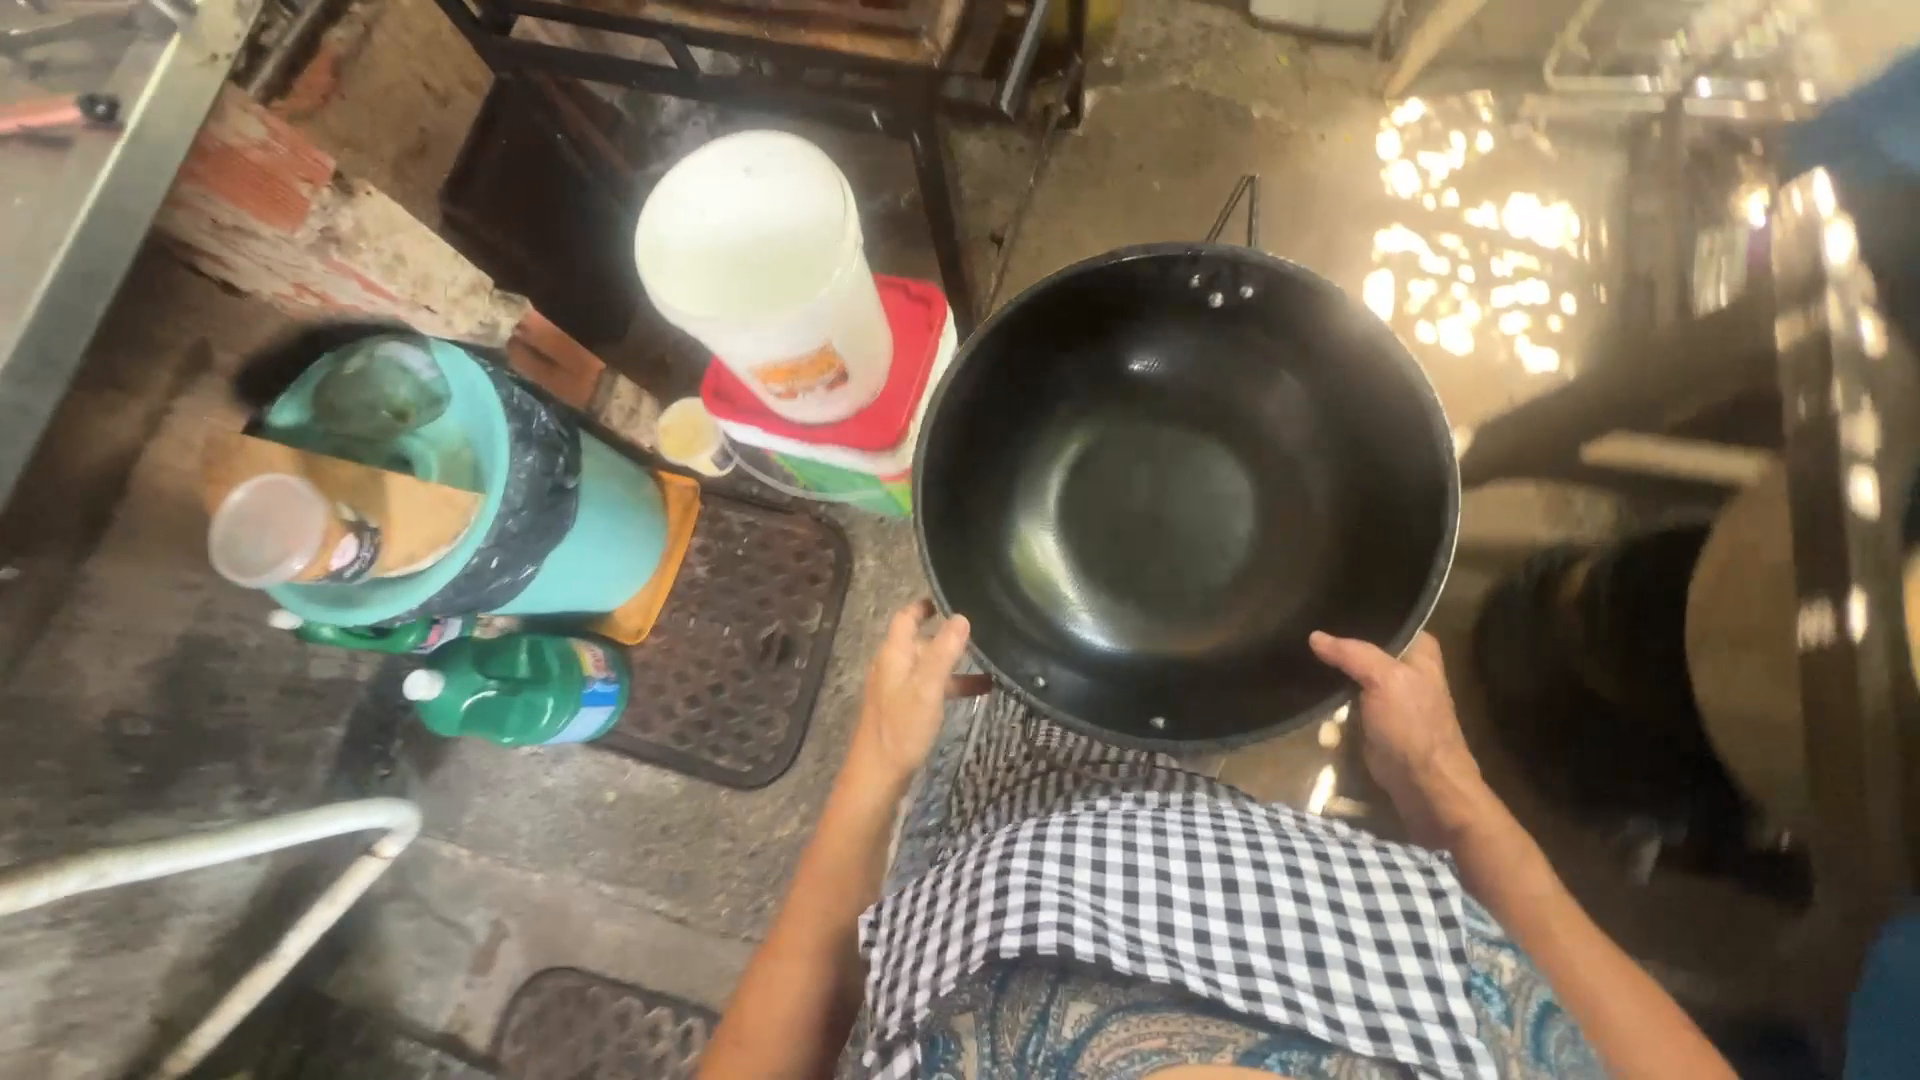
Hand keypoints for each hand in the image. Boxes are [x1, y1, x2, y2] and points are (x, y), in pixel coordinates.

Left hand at [847, 600, 980, 789]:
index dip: (923, 606)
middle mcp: (892, 667)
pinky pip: (930, 689)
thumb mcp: (927, 687)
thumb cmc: (902, 727)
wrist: (878, 775)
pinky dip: (952, 686)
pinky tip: (979, 693)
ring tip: (989, 662)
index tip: (945, 597)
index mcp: (893, 655)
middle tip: (978, 629)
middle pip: (918, 642)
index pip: (905, 618)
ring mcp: (897, 690)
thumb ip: (944, 651)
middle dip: (945, 635)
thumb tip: (961, 617)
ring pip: (927, 667)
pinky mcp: (904, 711)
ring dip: (953, 663)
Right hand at [1309, 630, 1493, 847]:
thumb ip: (1352, 653)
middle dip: (1337, 643)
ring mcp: (1387, 695)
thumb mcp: (1385, 680)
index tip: (1324, 608)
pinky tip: (1305, 684)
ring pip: (1351, 673)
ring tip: (1296, 653)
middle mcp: (1405, 669)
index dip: (1358, 615)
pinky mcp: (1371, 719)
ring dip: (1329, 671)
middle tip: (1301, 628)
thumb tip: (1314, 637)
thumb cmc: (1413, 727)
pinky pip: (1344, 699)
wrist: (1423, 785)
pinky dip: (1327, 696)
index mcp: (1419, 652)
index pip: (1386, 620)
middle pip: (1364, 647)